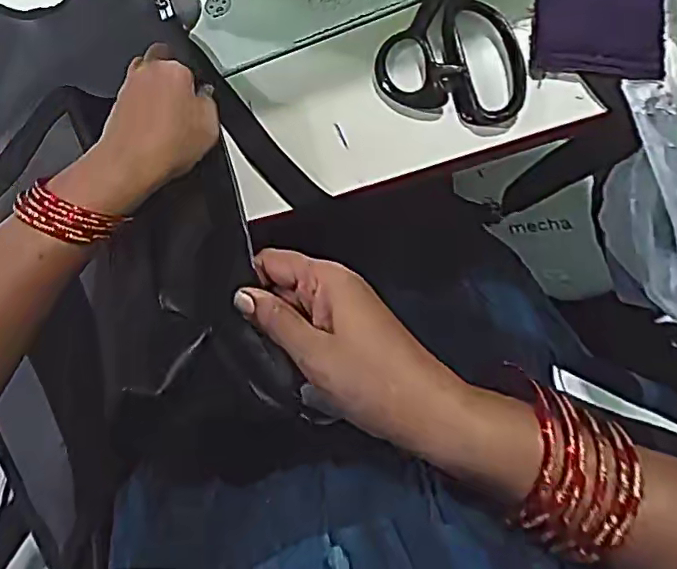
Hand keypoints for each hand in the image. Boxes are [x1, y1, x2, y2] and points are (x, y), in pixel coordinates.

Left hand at [50, 44, 219, 217]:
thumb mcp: (210, 125)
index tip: (198, 101)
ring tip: (165, 123)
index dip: (194, 83)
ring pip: (145, 82)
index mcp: (172, 68)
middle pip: (161, 64)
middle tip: (181, 105)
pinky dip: (141, 111)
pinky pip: (134, 101)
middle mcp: (146, 71)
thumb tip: (205, 98)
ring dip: (154, 95)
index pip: (188, 63)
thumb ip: (209, 102)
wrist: (127, 165)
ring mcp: (128, 87)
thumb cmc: (163, 145)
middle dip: (170, 80)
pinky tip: (151, 131)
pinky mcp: (116, 104)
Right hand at [235, 249, 475, 455]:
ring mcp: (347, 309)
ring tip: (304, 366)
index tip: (246, 315)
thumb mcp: (312, 352)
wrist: (432, 417)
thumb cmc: (384, 385)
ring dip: (291, 338)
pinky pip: (314, 329)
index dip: (251, 285)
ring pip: (296, 312)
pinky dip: (308, 350)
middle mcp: (338, 286)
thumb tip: (244, 297)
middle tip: (281, 349)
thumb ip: (272, 319)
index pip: (270, 260)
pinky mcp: (353, 331)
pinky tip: (317, 374)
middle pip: (281, 286)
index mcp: (328, 277)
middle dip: (272, 317)